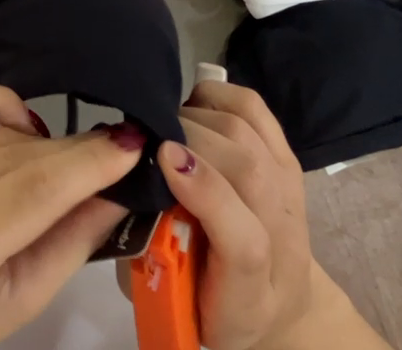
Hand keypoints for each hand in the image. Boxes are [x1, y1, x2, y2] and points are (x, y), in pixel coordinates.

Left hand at [0, 78, 141, 349]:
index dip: (86, 163)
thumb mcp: (10, 309)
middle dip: (70, 153)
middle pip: (11, 157)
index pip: (28, 194)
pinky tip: (19, 122)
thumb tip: (117, 191)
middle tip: (113, 153)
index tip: (133, 144)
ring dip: (36, 143)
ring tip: (61, 164)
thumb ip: (66, 247)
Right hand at [150, 79, 389, 349]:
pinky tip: (192, 106)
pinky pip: (256, 111)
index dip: (207, 193)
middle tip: (144, 135)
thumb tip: (111, 201)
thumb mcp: (171, 302)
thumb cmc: (212, 305)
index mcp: (250, 293)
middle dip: (189, 138)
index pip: (244, 242)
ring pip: (247, 133)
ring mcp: (290, 193)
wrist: (279, 306)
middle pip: (246, 169)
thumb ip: (145, 262)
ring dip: (198, 117)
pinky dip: (221, 96)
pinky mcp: (286, 160)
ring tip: (164, 125)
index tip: (162, 159)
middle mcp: (284, 241)